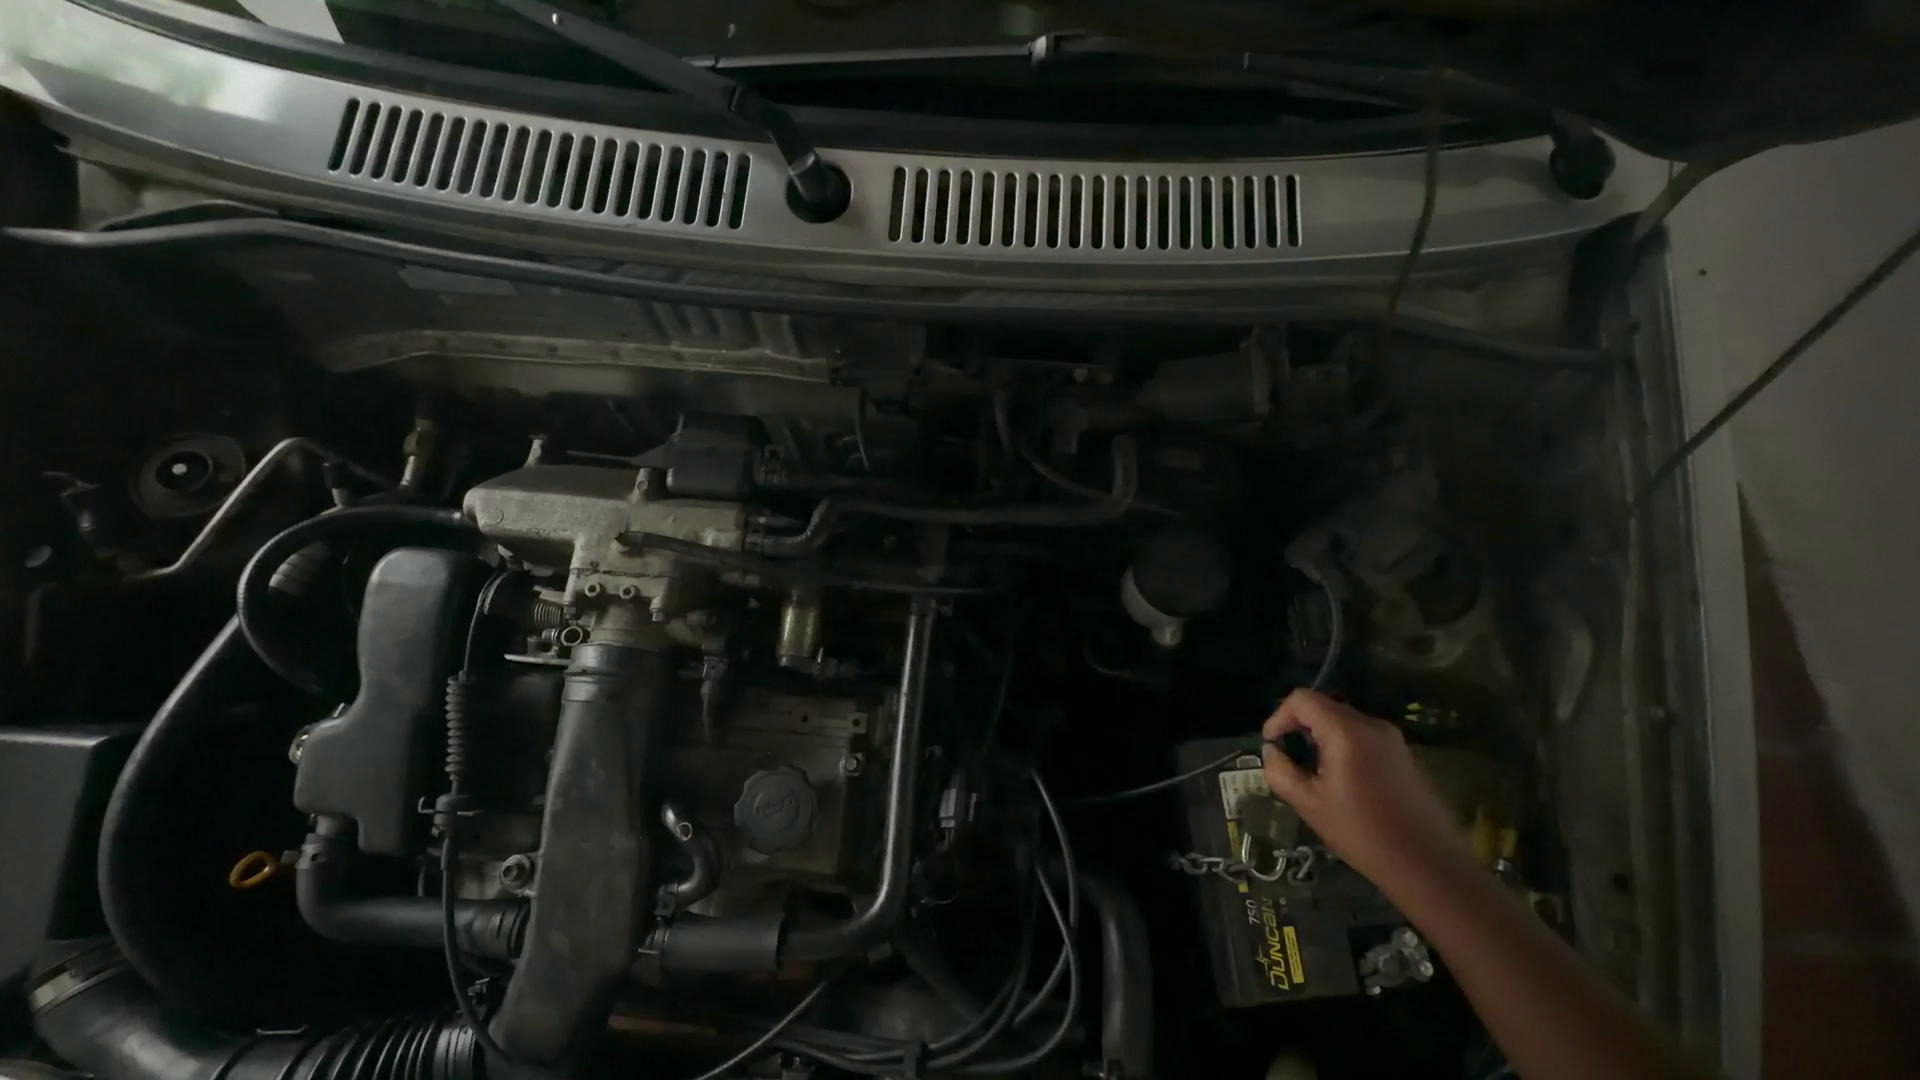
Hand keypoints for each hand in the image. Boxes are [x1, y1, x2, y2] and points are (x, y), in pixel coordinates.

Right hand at [1261, 689, 1471, 886]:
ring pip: (1344, 722)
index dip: (1279, 717)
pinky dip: (1342, 747)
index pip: (1302, 700)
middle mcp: (1372, 725)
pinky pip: (1363, 737)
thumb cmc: (1362, 833)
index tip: (1271, 745)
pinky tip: (1341, 781)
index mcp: (1347, 732)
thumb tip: (1272, 751)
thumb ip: (1281, 771)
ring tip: (1311, 772)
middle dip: (1299, 727)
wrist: (1428, 864)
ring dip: (1320, 738)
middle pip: (1324, 707)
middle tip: (1288, 759)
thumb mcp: (1309, 804)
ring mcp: (1392, 739)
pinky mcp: (1404, 755)